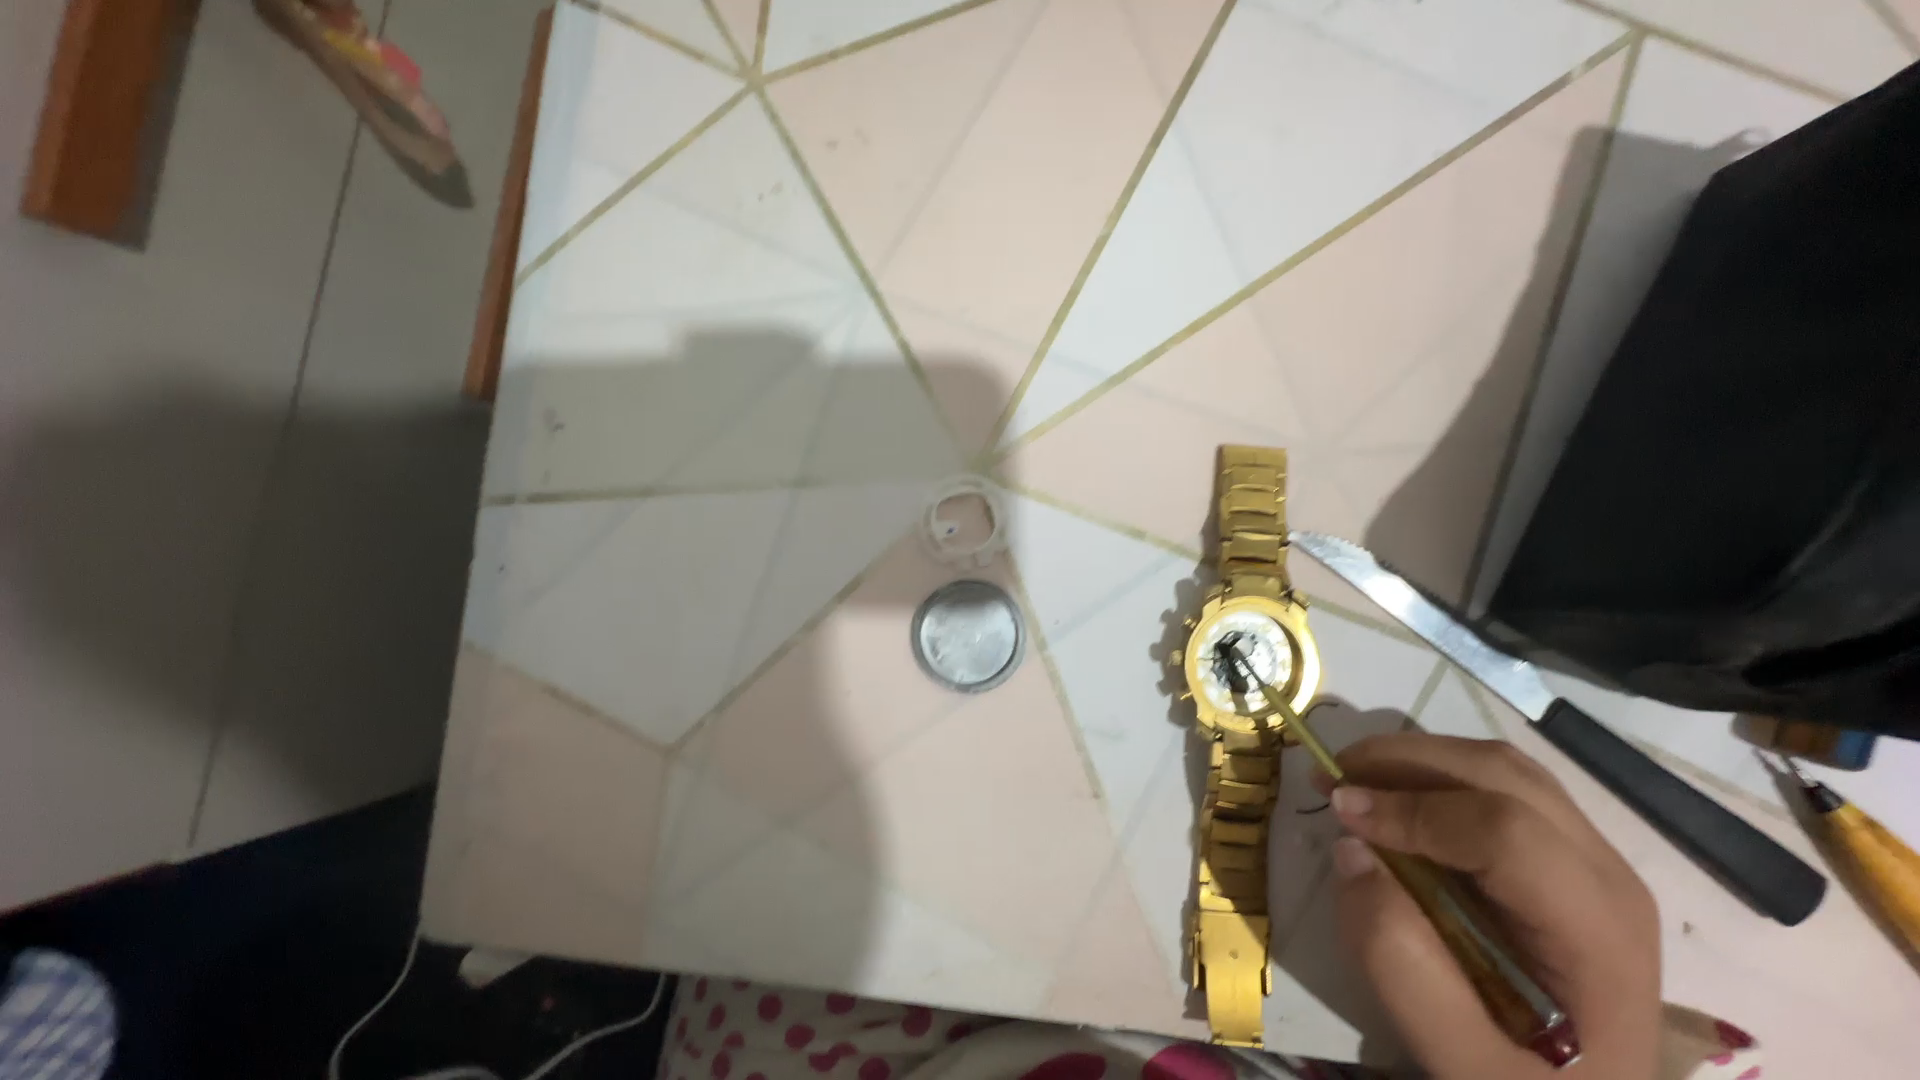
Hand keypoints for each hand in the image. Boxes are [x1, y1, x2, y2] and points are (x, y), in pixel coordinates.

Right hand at [1316, 732, 1660, 1078]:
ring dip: (1420, 758)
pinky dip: (1438, 773)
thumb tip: (1352, 853)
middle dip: (1407, 761)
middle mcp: (1608, 876)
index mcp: (1595, 932)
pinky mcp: (1570, 856)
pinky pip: (1503, 786)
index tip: (1336, 810)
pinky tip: (1394, 795)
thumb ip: (1400, 964)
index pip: (1505, 832)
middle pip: (1504, 777)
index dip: (1412, 809)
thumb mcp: (1460, 1062)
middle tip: (1330, 774)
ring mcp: (1595, 860)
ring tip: (1352, 775)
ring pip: (1504, 768)